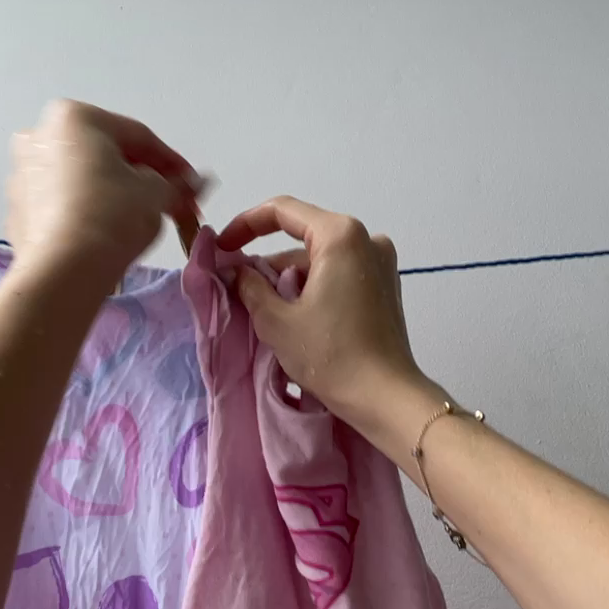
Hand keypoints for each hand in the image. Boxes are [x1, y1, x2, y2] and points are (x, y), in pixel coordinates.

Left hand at [6, 100, 200, 275]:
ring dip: (115, 194)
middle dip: (143, 179)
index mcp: (74, 117)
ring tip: (142, 220)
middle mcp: (40, 135)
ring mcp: (22, 173)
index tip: (194, 186)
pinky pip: (64, 204)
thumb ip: (177, 184)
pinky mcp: (17, 210)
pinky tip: (108, 234)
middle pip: (107, 155)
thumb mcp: (155, 195)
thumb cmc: (111, 216)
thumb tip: (198, 181)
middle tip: (171, 204)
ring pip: (83, 179)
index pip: (138, 136)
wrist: (63, 270)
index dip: (174, 164)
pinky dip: (88, 213)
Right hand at [219, 196, 442, 429]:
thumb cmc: (330, 355)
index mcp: (340, 235)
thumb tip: (236, 270)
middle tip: (238, 289)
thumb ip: (249, 286)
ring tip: (264, 311)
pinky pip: (339, 274)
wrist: (385, 397)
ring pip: (320, 259)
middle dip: (268, 262)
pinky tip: (295, 316)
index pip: (282, 211)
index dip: (245, 225)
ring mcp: (381, 263)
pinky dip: (313, 288)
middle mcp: (367, 239)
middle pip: (303, 238)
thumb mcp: (277, 321)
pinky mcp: (386, 286)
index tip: (222, 248)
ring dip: (290, 280)